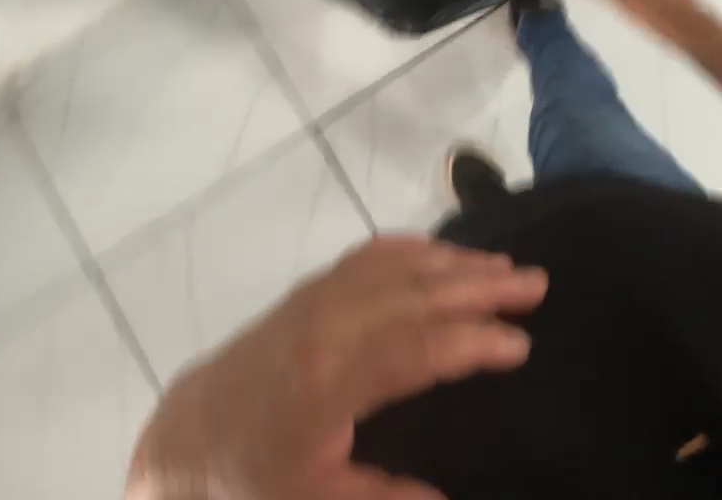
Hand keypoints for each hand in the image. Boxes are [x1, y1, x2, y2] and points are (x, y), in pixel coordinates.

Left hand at [127, 236, 548, 499]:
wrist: (187, 441)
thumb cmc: (253, 480)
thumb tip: (454, 496)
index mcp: (327, 380)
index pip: (415, 348)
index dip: (470, 341)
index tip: (520, 343)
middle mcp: (323, 324)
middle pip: (412, 291)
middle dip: (478, 284)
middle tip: (534, 281)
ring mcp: (313, 299)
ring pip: (393, 265)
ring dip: (451, 261)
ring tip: (502, 263)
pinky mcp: (307, 291)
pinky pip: (365, 257)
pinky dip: (408, 247)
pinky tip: (436, 250)